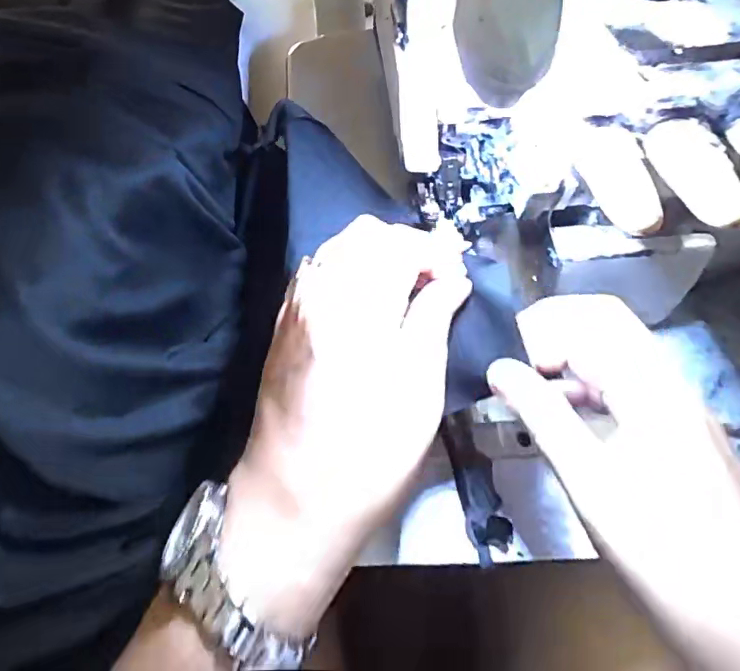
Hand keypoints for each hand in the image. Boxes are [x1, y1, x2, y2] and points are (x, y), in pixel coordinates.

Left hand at [219, 216, 470, 635]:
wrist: (289, 504)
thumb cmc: (369, 457)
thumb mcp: (420, 392)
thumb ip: (434, 321)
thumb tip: (452, 281)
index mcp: (358, 309)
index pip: (401, 245)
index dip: (437, 252)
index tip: (456, 280)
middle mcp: (320, 295)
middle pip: (366, 233)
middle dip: (408, 244)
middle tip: (434, 278)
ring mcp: (295, 307)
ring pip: (339, 245)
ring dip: (378, 252)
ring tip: (405, 286)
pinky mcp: (283, 323)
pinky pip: (319, 268)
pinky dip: (349, 266)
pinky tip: (368, 297)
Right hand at [487, 295, 739, 670]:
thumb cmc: (663, 557)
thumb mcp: (590, 487)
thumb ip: (543, 417)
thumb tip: (499, 366)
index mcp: (652, 388)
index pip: (590, 321)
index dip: (541, 331)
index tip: (506, 363)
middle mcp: (674, 384)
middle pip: (613, 323)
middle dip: (560, 327)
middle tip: (519, 356)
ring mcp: (689, 408)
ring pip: (626, 353)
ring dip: (579, 355)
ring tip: (537, 384)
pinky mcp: (693, 434)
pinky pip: (640, 385)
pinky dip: (602, 384)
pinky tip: (578, 415)